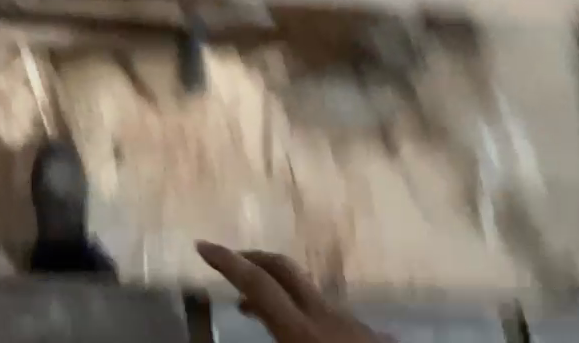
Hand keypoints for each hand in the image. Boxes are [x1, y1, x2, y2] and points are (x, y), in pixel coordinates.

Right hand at [196, 242, 386, 342]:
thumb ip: (271, 334)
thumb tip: (231, 319)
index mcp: (303, 333)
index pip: (257, 283)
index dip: (227, 261)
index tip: (201, 245)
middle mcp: (328, 319)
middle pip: (283, 269)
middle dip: (251, 259)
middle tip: (226, 263)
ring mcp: (357, 326)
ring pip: (309, 293)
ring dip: (278, 290)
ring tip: (255, 310)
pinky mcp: (377, 339)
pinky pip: (333, 317)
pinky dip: (307, 315)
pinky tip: (306, 337)